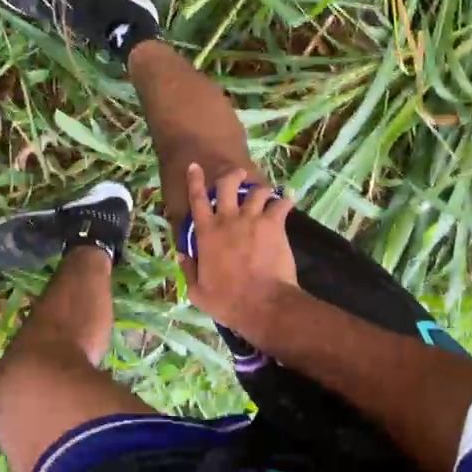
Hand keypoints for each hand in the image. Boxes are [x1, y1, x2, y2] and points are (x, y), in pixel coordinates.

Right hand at [181, 164, 299, 340]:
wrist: (262, 305)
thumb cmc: (228, 302)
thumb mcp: (198, 292)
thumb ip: (188, 270)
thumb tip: (181, 253)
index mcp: (206, 233)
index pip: (197, 199)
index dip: (194, 180)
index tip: (195, 166)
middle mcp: (227, 219)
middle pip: (227, 185)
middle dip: (232, 175)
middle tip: (238, 174)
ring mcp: (252, 219)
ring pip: (256, 192)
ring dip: (261, 190)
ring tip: (265, 193)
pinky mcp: (273, 225)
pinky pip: (281, 204)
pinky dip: (286, 200)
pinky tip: (290, 198)